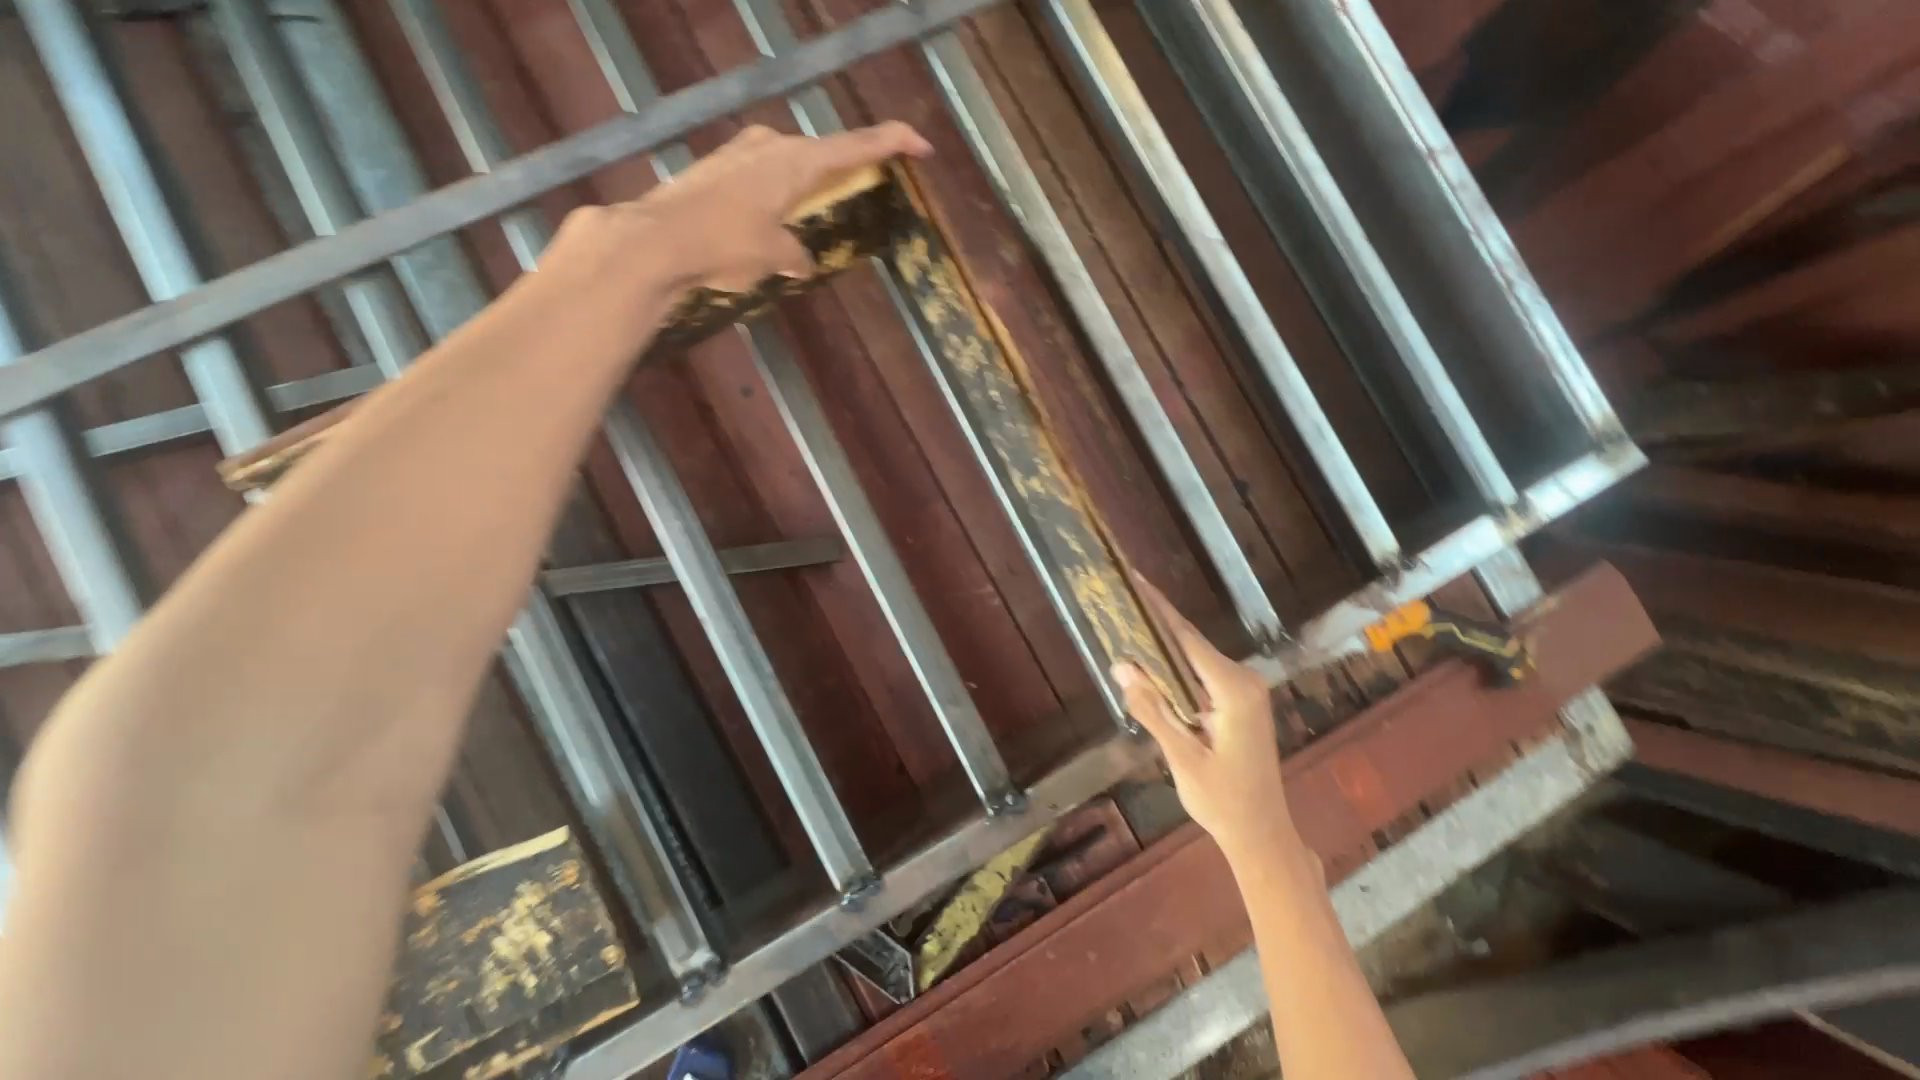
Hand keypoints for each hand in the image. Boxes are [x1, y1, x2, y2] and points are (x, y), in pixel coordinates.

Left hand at [546, 121, 932, 292]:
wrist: (655, 239)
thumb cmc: (727, 243)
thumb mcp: (773, 256)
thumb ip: (795, 255)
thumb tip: (799, 260)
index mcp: (798, 160)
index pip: (856, 145)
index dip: (892, 143)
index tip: (921, 144)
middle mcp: (771, 145)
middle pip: (818, 155)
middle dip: (835, 177)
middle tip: (849, 202)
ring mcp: (739, 151)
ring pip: (784, 167)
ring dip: (797, 192)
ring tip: (795, 228)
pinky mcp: (714, 166)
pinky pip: (757, 178)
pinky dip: (769, 198)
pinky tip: (757, 228)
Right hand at [1114, 581, 1294, 860]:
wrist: (1260, 832)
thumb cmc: (1222, 800)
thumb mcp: (1181, 756)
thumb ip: (1153, 709)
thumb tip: (1122, 667)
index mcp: (1233, 689)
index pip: (1186, 638)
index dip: (1158, 608)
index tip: (1136, 580)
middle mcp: (1244, 681)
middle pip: (1190, 643)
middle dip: (1155, 622)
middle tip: (1121, 598)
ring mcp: (1246, 691)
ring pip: (1194, 659)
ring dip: (1162, 647)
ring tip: (1126, 625)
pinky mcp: (1240, 703)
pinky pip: (1202, 675)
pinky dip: (1175, 668)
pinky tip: (1150, 663)